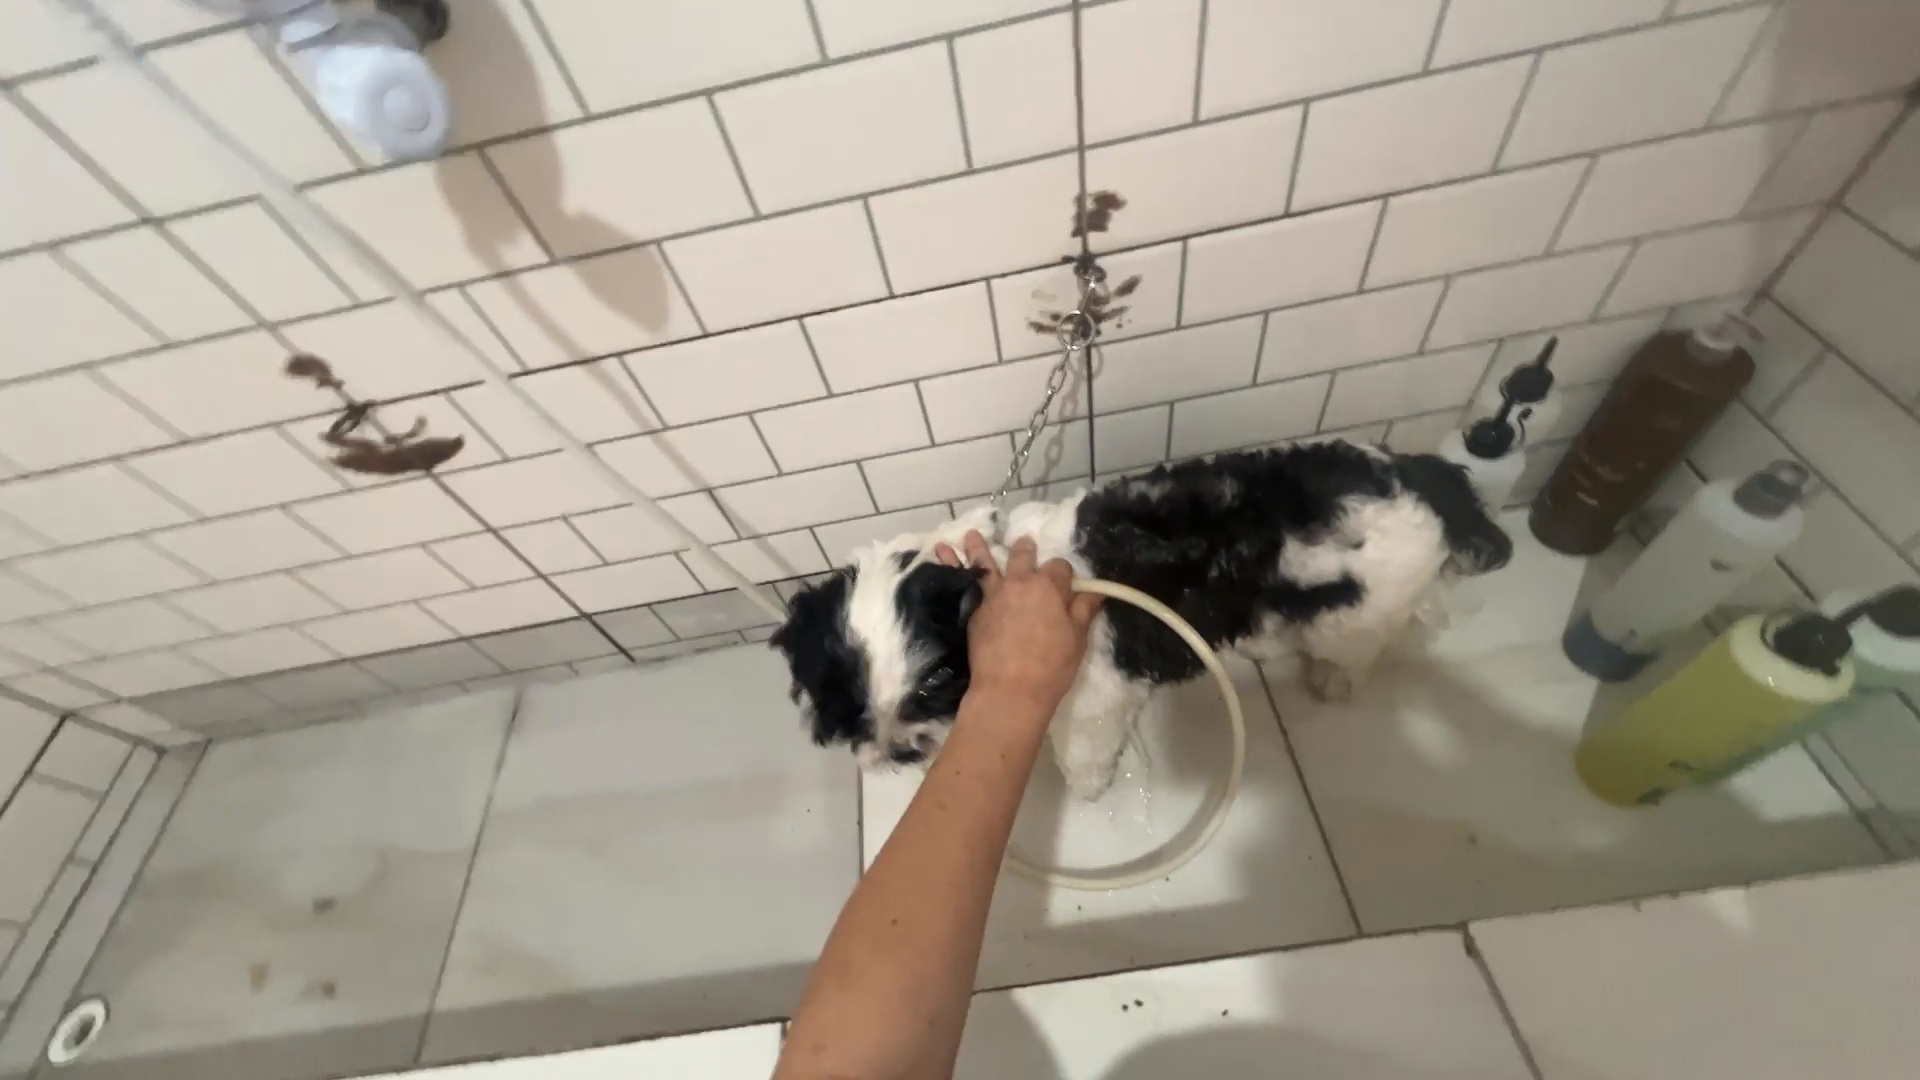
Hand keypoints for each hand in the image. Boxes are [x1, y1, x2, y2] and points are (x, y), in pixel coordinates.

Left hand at [934, 532, 1101, 711]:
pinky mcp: (972, 608)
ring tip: (971, 533)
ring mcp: (992, 594)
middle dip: (1026, 549)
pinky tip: (941, 552)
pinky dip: (950, 564)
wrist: (1009, 689)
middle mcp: (1019, 582)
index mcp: (1048, 587)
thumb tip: (1095, 591)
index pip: (1060, 568)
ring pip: (985, 561)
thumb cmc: (1051, 667)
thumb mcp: (1077, 640)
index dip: (1065, 576)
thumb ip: (1083, 611)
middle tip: (1025, 543)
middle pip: (1023, 556)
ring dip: (978, 545)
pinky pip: (960, 579)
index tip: (1067, 586)